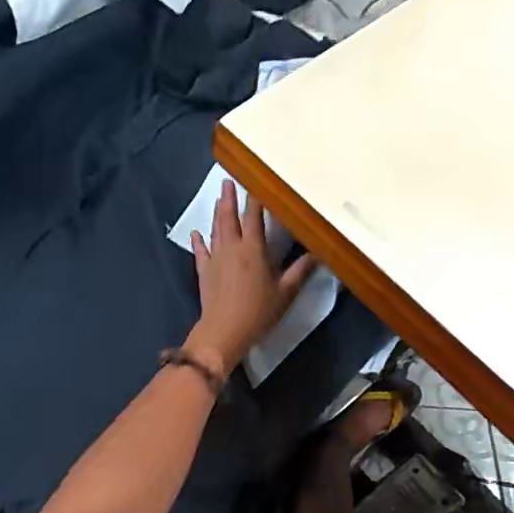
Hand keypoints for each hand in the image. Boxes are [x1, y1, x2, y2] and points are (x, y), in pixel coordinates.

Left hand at [185, 178, 314, 375]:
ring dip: (217, 213)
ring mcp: (215, 259)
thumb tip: (317, 253)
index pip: (254, 218)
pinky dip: (198, 241)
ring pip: (216, 230)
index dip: (255, 200)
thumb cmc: (258, 312)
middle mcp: (232, 248)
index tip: (256, 184)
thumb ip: (299, 271)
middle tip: (226, 181)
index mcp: (253, 249)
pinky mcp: (204, 272)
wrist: (224, 331)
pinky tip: (196, 233)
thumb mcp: (285, 293)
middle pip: (229, 218)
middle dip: (229, 198)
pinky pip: (200, 252)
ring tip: (219, 199)